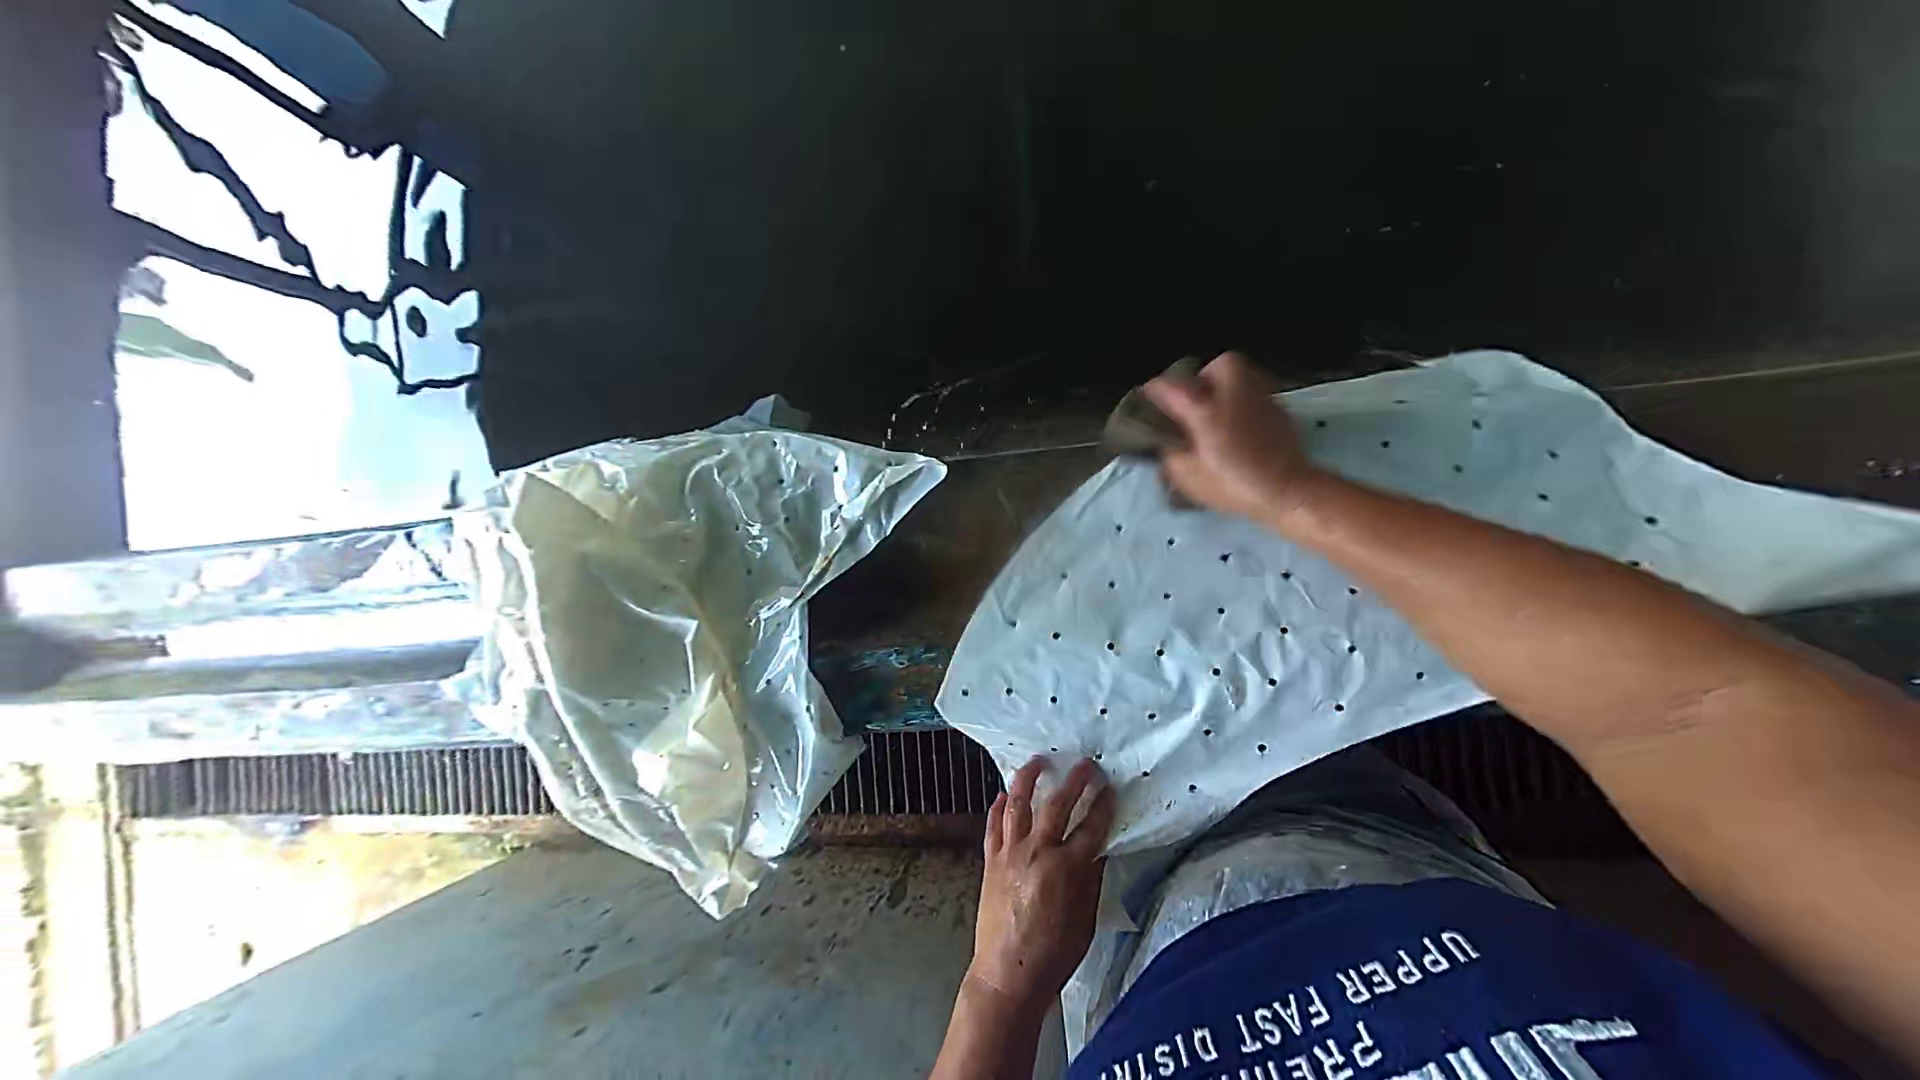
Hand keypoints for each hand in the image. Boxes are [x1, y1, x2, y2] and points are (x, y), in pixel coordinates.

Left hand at [967, 757, 1116, 1009]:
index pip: (1091, 827)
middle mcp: (1038, 853)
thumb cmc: (1054, 954)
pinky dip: (999, 807)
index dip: (1103, 805)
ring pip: (1019, 804)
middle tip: (1084, 765)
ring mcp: (1010, 853)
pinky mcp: (991, 860)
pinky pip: (994, 825)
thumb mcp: (1085, 919)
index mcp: (1067, 869)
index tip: (1109, 788)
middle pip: (1058, 805)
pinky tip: (1004, 794)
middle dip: (1074, 781)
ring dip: (1028, 778)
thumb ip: (1091, 878)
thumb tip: (1097, 848)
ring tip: (1037, 761)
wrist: (1008, 973)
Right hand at [1143, 351, 1326, 525]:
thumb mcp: (1189, 478)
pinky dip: (1245, 403)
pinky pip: (1257, 395)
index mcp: (1206, 411)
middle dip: (1206, 374)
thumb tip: (1168, 446)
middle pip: (1222, 363)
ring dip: (1228, 385)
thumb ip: (1172, 457)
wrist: (1286, 492)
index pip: (1172, 388)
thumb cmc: (1233, 485)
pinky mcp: (1281, 413)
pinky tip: (1239, 425)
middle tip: (1197, 396)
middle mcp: (1235, 396)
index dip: (1155, 389)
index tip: (1147, 394)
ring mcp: (1262, 400)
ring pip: (1245, 374)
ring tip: (1218, 408)